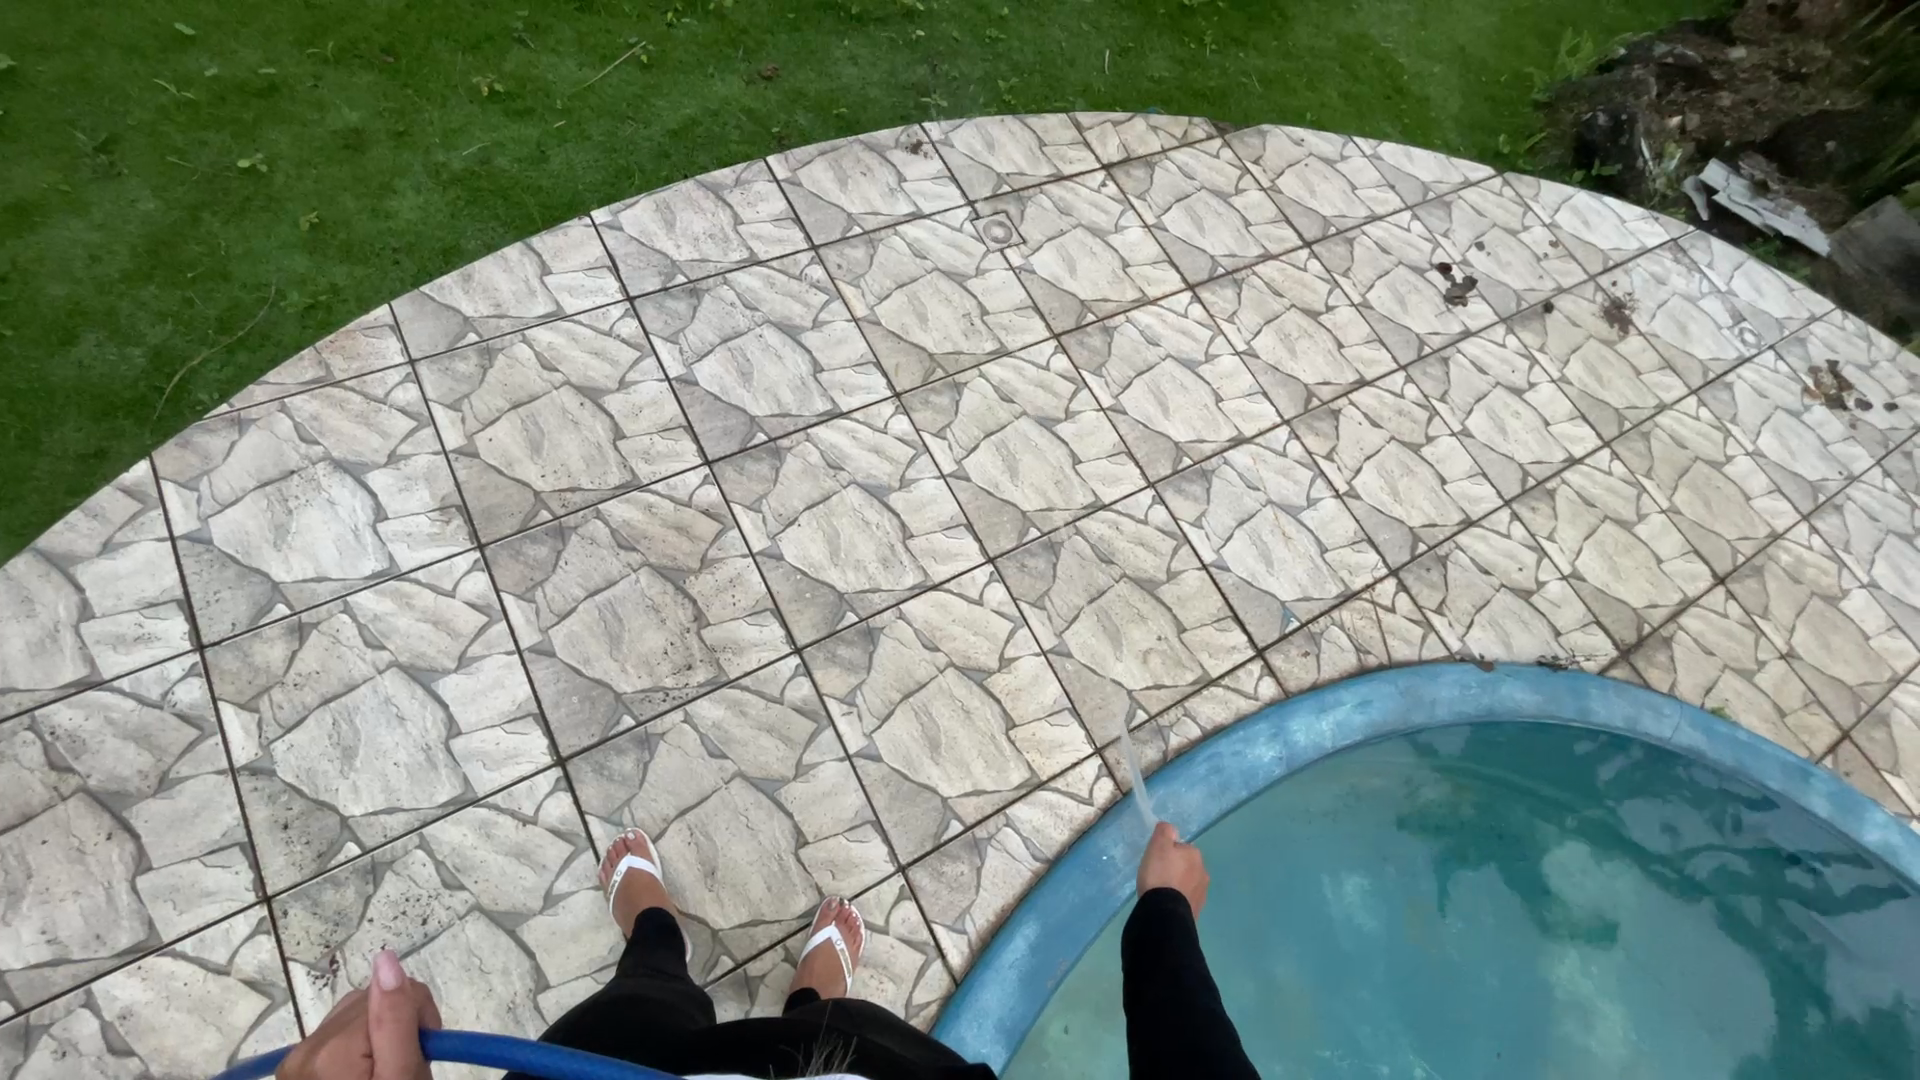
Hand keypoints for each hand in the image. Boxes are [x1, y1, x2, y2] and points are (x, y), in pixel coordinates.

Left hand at [277, 950, 441, 1079]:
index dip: (420, 1012)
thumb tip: (386, 956)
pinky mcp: (295, 1067)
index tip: (425, 1044)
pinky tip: (367, 1069)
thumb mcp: (403, 1073)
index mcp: (331, 1047)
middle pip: (373, 997)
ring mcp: (294, 1059)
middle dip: (401, 1019)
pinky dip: (362, 1042)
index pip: (396, 988)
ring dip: (382, 1029)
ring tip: (388, 1066)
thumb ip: (396, 1016)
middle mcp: (303, 1048)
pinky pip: (341, 1029)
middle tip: (408, 1059)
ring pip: (359, 1010)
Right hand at [1137, 821, 1209, 914]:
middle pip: (1185, 865)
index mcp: (1195, 855)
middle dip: (1174, 868)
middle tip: (1157, 874)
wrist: (1165, 912)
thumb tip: (1171, 829)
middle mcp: (1203, 872)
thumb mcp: (1158, 845)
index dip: (1166, 852)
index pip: (1180, 847)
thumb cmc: (1160, 874)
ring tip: (1160, 891)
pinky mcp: (1197, 911)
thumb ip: (1165, 831)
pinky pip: (1186, 899)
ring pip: (1187, 883)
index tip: (1155, 859)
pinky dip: (1178, 899)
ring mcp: (1201, 893)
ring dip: (1177, 884)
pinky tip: (1167, 903)